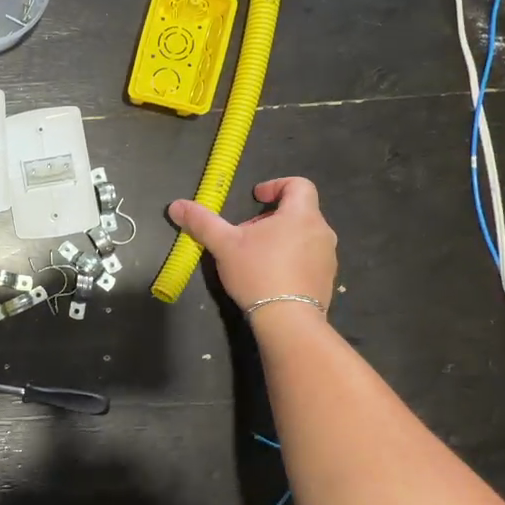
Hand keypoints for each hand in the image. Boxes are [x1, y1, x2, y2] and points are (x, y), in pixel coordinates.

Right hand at [169, 177, 337, 310]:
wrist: (288, 319)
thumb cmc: (257, 272)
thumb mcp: (223, 245)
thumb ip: (201, 222)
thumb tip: (175, 205)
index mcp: (301, 215)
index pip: (299, 185)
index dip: (276, 185)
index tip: (256, 198)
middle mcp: (321, 231)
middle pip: (298, 212)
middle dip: (271, 218)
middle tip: (246, 234)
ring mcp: (328, 256)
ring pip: (303, 236)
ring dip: (281, 239)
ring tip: (256, 257)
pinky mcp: (327, 278)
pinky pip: (309, 259)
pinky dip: (292, 259)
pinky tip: (271, 277)